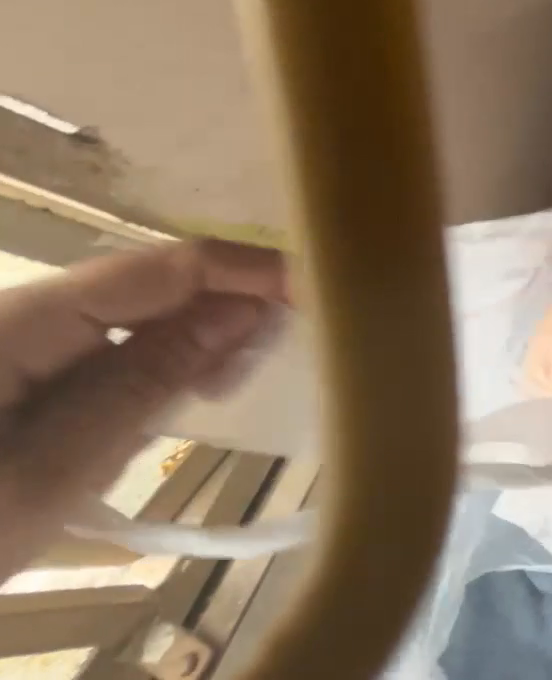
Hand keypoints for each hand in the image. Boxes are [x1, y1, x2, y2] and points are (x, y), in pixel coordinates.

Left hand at [0, 240, 286, 579]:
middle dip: (220, 313)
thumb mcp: (51, 475)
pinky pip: (92, 345)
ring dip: (184, 345)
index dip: (250, 270)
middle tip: (259, 369)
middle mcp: (2, 316)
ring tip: (209, 397)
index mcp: (6, 326)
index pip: (161, 267)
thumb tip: (248, 310)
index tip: (326, 294)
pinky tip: (151, 409)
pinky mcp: (1, 370)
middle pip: (145, 286)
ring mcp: (0, 342)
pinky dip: (141, 369)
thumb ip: (150, 381)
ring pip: (124, 315)